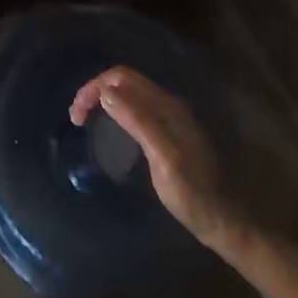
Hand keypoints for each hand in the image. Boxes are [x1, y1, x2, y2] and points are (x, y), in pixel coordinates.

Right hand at [70, 66, 250, 248]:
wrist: (221, 219)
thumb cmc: (191, 192)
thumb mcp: (163, 158)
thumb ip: (138, 121)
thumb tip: (106, 92)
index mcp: (166, 105)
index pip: (122, 77)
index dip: (95, 88)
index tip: (77, 114)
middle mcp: (168, 104)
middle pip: (124, 81)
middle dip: (96, 91)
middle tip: (77, 117)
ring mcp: (168, 117)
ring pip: (129, 94)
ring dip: (104, 99)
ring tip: (86, 120)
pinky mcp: (167, 131)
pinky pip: (135, 109)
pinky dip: (115, 111)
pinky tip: (109, 129)